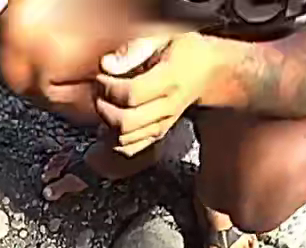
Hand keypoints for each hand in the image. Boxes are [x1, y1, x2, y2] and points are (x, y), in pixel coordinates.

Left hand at [95, 32, 229, 155]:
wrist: (206, 73)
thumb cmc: (183, 53)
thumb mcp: (162, 39)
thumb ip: (133, 51)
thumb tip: (106, 66)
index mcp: (169, 80)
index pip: (131, 94)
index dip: (109, 88)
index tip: (101, 77)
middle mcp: (166, 108)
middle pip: (125, 122)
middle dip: (104, 109)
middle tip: (99, 94)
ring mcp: (162, 126)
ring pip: (124, 139)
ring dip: (107, 125)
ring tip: (105, 106)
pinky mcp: (156, 136)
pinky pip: (129, 149)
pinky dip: (114, 141)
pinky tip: (111, 125)